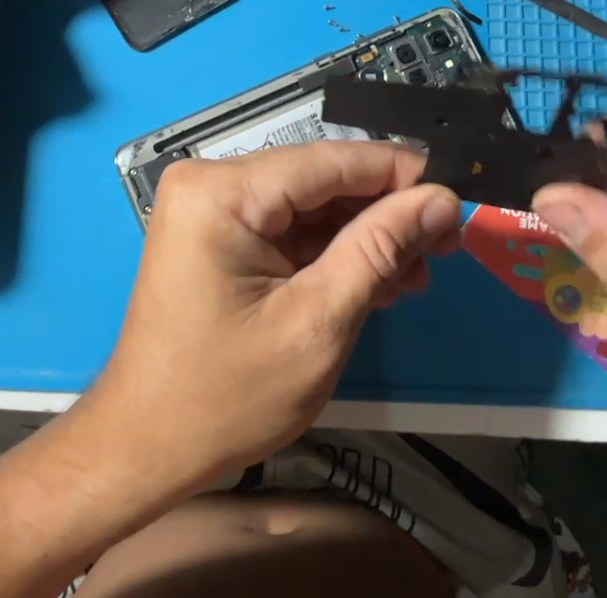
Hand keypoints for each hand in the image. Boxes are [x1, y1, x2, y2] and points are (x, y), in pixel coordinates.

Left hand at [89, 141, 461, 483]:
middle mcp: (210, 182)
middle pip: (320, 179)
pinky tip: (375, 282)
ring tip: (415, 277)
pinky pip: (287, 228)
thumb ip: (380, 248)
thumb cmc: (228, 396)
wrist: (147, 446)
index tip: (458, 195)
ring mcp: (209, 208)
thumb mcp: (318, 321)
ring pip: (309, 204)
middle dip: (384, 213)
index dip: (400, 173)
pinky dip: (331, 252)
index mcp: (221, 192)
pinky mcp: (216, 235)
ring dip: (363, 237)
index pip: (330, 160)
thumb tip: (442, 199)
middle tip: (446, 248)